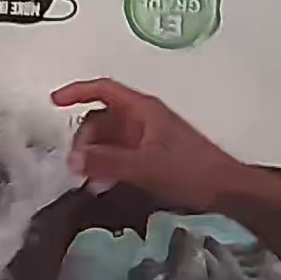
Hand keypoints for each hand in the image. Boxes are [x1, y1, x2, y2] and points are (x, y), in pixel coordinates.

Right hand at [51, 78, 250, 209]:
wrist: (225, 189)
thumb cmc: (191, 170)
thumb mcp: (146, 166)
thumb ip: (109, 162)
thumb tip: (75, 160)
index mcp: (142, 109)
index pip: (103, 90)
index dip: (77, 91)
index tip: (55, 101)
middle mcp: (142, 118)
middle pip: (101, 118)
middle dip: (84, 138)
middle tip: (76, 164)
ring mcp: (146, 136)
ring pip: (108, 138)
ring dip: (94, 155)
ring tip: (87, 179)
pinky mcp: (150, 154)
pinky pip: (119, 153)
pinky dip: (106, 165)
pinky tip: (102, 184)